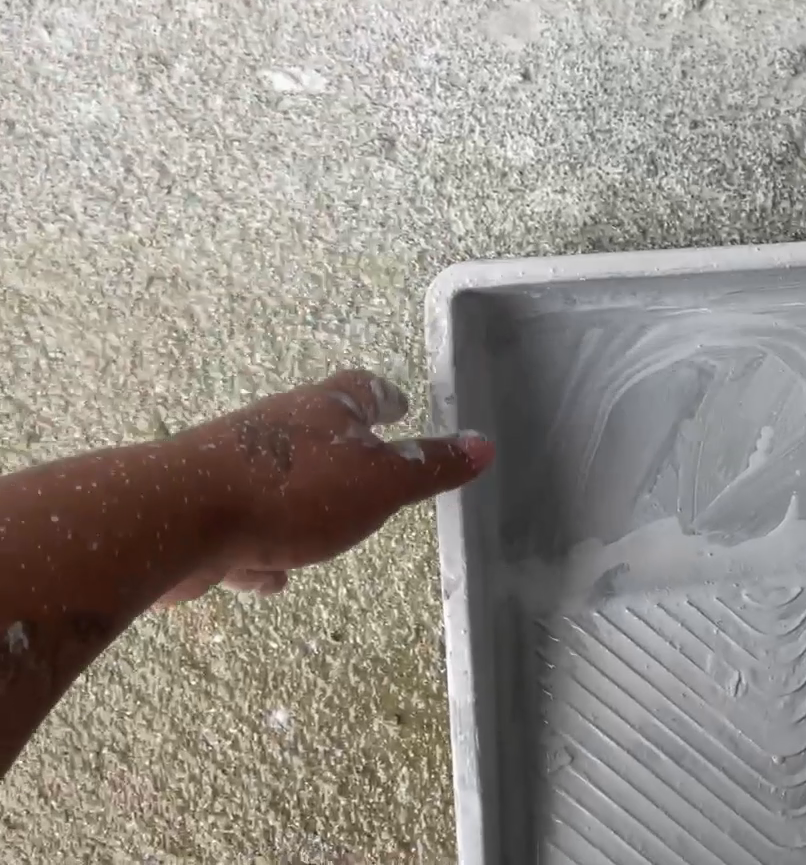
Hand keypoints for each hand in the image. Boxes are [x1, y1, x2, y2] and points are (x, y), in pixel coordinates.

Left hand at [160, 369, 494, 604]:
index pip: (362, 388)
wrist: (158, 525)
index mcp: (323, 413)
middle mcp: (273, 429)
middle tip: (368, 472)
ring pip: (274, 481)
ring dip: (298, 505)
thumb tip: (485, 445)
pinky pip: (234, 524)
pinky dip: (254, 546)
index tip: (399, 404)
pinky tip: (262, 577)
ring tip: (319, 537)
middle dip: (342, 454)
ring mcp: (224, 468)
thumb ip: (433, 466)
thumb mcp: (384, 484)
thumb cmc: (292, 494)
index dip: (384, 396)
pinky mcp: (185, 509)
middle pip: (314, 432)